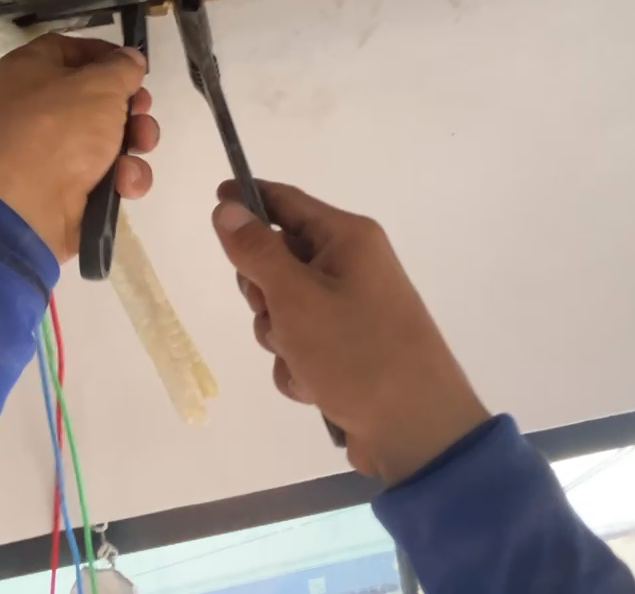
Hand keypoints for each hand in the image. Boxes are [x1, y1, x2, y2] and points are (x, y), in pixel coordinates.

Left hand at [0, 34, 158, 261]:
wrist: (24, 209)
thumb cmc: (57, 129)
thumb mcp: (99, 85)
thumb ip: (122, 68)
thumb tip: (129, 59)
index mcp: (30, 69)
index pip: (71, 48)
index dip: (106, 54)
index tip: (136, 66)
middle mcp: (35, 106)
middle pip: (95, 96)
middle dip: (129, 106)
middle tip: (143, 111)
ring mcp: (49, 150)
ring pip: (105, 137)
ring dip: (132, 142)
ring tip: (140, 148)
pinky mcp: (64, 186)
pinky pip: (102, 173)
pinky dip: (119, 177)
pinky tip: (123, 183)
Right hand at [212, 181, 489, 484]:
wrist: (420, 436)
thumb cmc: (358, 353)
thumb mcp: (296, 297)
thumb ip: (256, 250)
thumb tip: (226, 207)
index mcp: (347, 239)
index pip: (285, 201)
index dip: (248, 198)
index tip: (214, 199)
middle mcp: (350, 265)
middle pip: (278, 256)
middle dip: (262, 289)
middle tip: (270, 309)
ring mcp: (351, 308)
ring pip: (284, 304)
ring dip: (279, 334)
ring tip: (301, 358)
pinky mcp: (349, 346)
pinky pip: (300, 340)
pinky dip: (297, 362)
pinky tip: (314, 384)